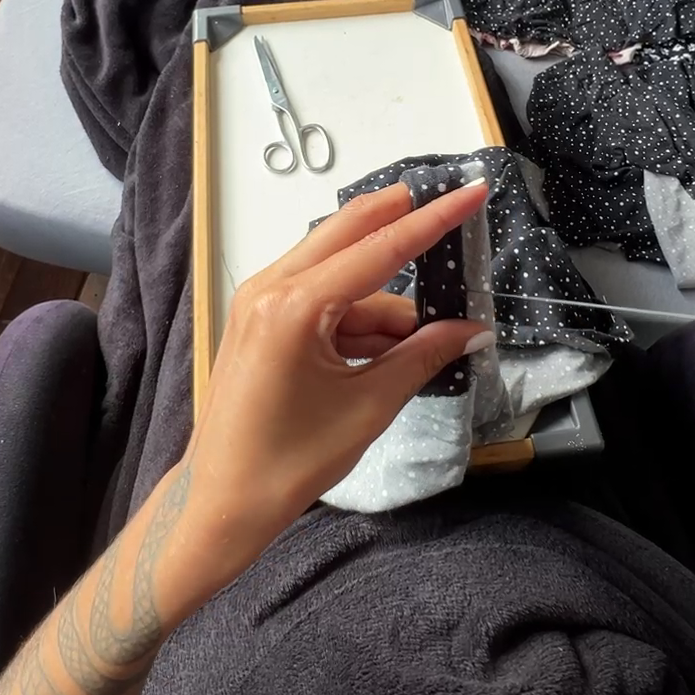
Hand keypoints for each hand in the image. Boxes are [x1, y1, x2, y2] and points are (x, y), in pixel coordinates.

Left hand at [178, 180, 490, 577]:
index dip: (432, 219)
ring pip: (338, 269)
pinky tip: (387, 348)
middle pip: (349, 231)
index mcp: (295, 305)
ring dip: (383, 294)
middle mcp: (271, 285)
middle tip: (448, 205)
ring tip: (426, 338)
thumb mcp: (368, 406)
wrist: (220, 504)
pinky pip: (322, 296)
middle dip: (400, 218)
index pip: (380, 248)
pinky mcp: (261, 316)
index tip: (470, 191)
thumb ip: (422, 356)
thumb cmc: (291, 463)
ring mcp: (261, 298)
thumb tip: (473, 330)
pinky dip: (357, 314)